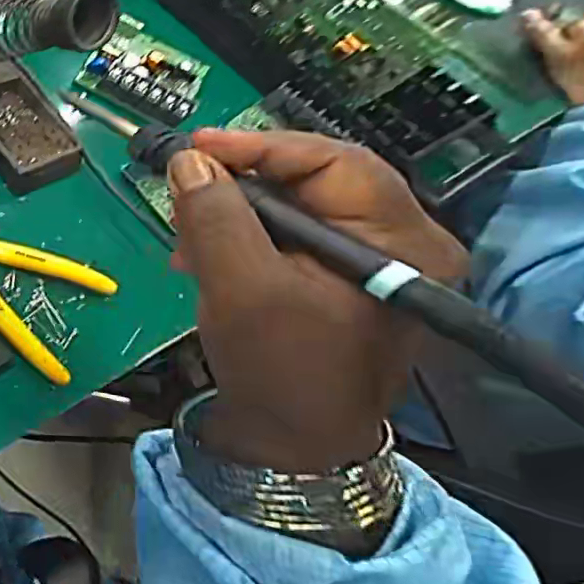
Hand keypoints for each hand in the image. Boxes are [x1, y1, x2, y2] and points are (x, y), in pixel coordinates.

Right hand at [168, 130, 467, 472]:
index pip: (333, 161)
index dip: (258, 147)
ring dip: (229, 212)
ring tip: (187, 233)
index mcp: (400, 240)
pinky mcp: (333, 277)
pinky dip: (236, 235)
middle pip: (310, 180)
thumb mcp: (238, 285)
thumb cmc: (277, 365)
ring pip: (290, 206)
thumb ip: (214, 217)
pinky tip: (202, 253)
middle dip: (238, 184)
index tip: (195, 147)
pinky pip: (282, 234)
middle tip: (184, 190)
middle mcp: (395, 241)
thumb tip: (188, 161)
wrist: (289, 437)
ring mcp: (365, 261)